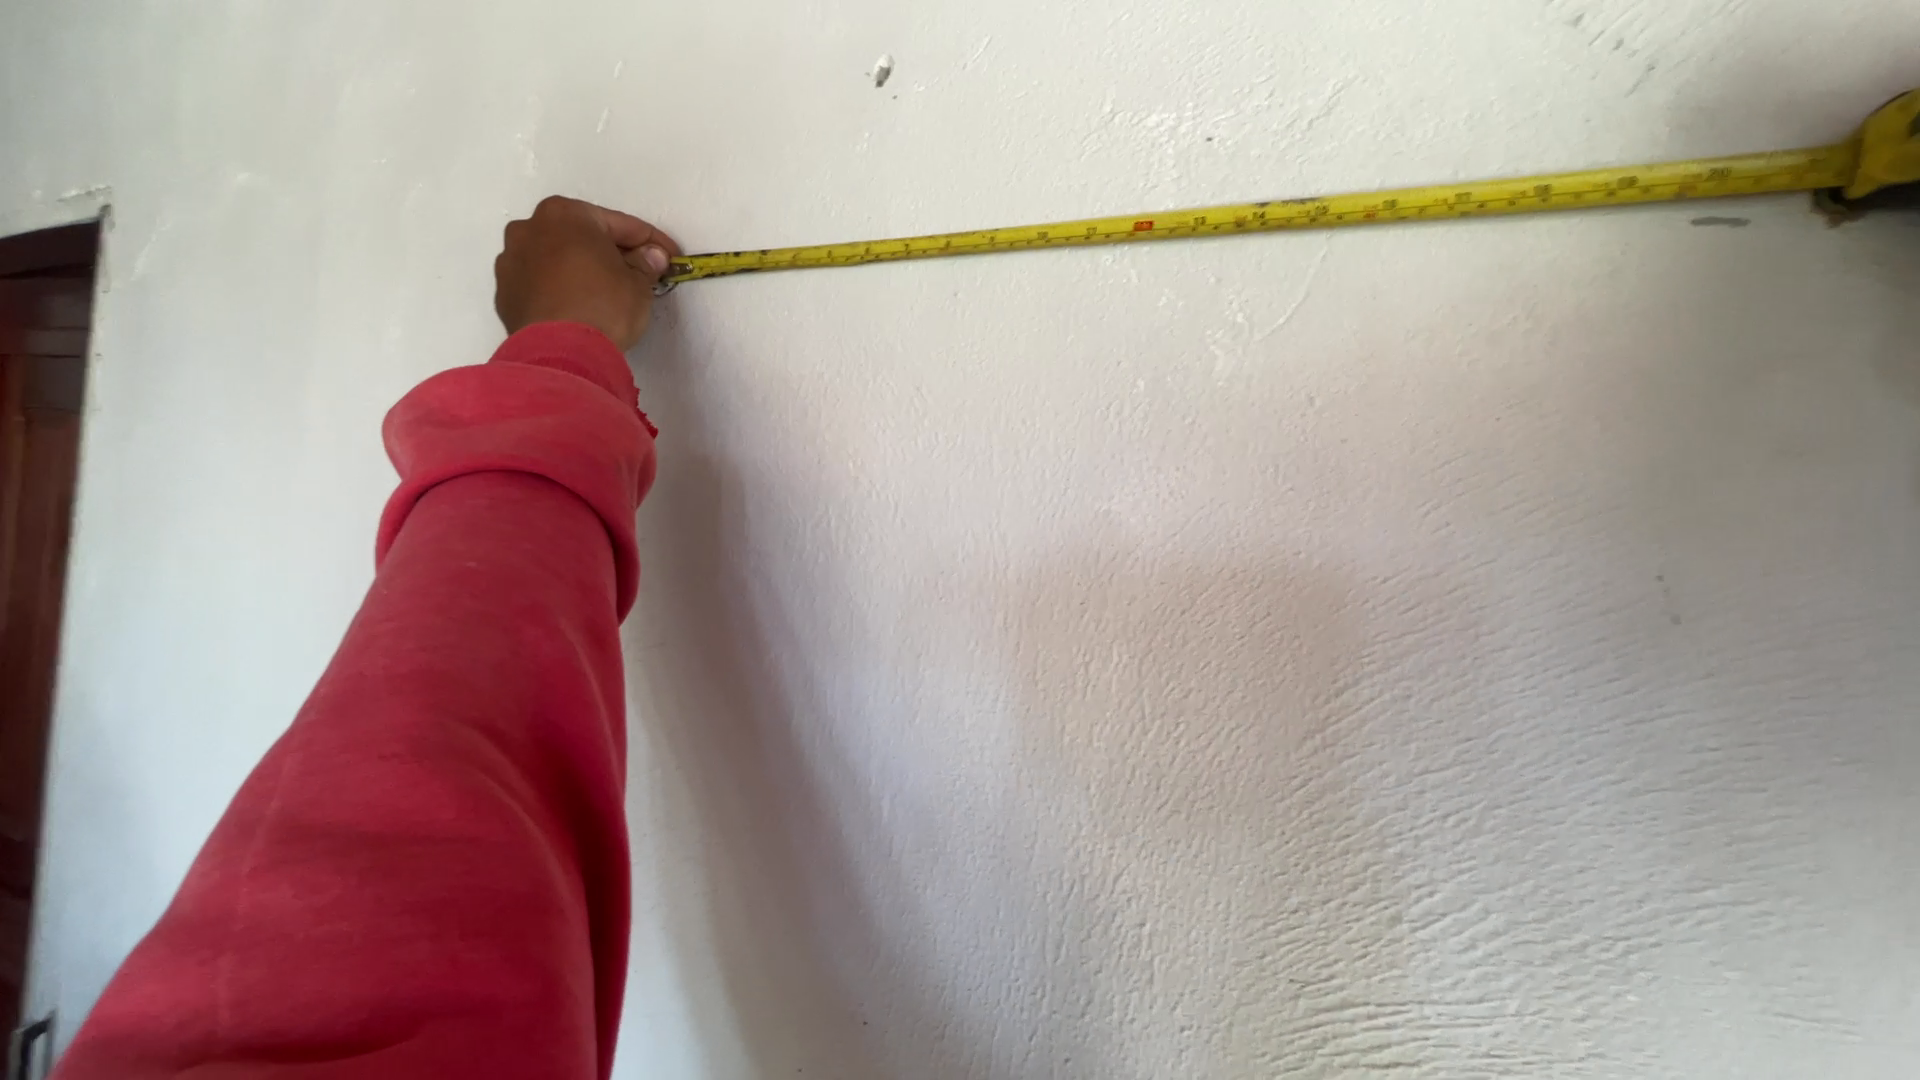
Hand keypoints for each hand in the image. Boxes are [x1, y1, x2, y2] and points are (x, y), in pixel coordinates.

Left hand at [494, 196, 681, 350]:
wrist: (561, 352)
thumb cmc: (604, 306)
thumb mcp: (638, 285)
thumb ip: (645, 264)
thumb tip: (651, 256)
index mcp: (566, 215)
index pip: (620, 224)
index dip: (651, 241)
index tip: (670, 255)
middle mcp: (531, 227)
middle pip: (582, 236)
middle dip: (611, 252)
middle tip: (638, 273)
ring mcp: (512, 259)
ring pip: (556, 258)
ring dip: (581, 269)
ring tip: (604, 294)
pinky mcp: (505, 292)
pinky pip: (541, 283)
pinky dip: (561, 289)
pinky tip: (579, 308)